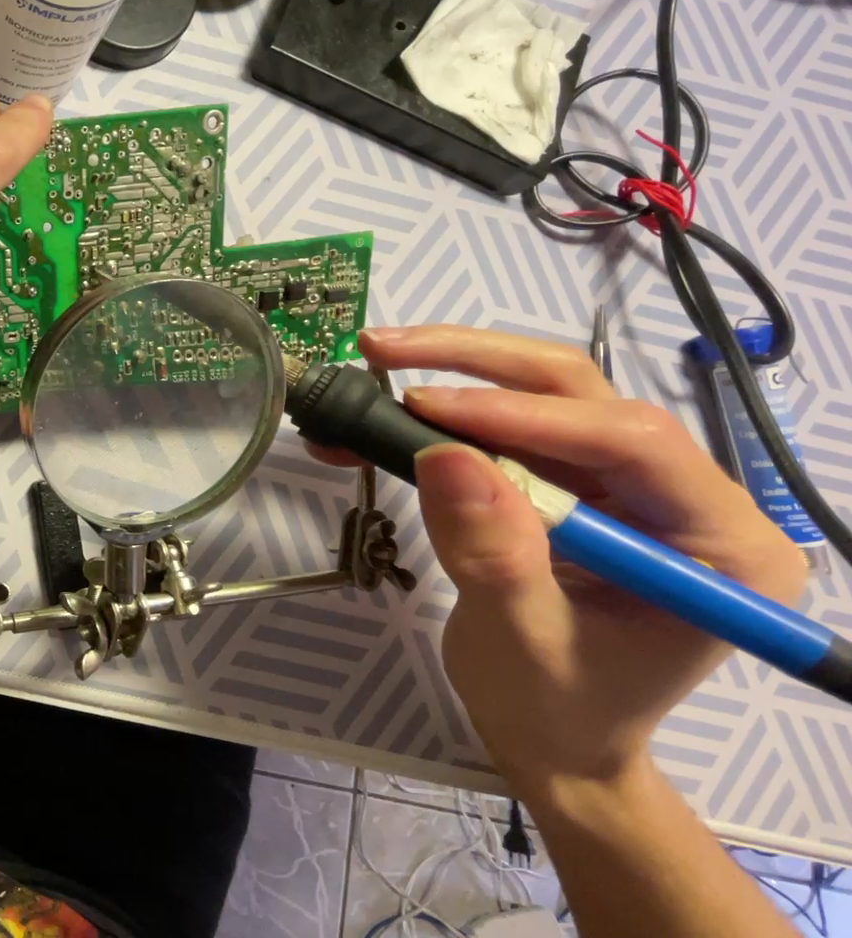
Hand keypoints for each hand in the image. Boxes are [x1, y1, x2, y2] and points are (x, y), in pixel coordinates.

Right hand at [317, 326, 807, 795]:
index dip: (525, 415)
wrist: (553, 740)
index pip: (629, 442)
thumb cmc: (556, 707)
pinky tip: (376, 425)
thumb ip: (494, 551)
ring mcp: (619, 488)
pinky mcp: (567, 490)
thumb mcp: (522, 638)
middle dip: (481, 367)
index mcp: (714, 542)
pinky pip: (502, 437)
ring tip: (374, 366)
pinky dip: (435, 424)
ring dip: (452, 379)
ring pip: (539, 399)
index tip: (424, 407)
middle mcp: (677, 496)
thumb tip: (442, 454)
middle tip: (386, 349)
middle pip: (583, 396)